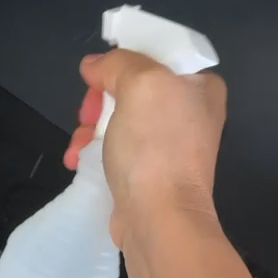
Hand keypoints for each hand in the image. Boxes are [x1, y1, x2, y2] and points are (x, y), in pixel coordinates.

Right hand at [65, 50, 228, 246]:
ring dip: (90, 132)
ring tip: (77, 149)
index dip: (122, 64)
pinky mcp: (148, 178)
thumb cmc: (156, 148)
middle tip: (86, 117)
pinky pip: (115, 154)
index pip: (157, 58)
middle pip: (132, 92)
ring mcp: (168, 150)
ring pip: (118, 124)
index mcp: (200, 86)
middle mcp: (189, 115)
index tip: (98, 80)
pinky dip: (94, 155)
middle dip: (99, 104)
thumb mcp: (140, 85)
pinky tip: (77, 163)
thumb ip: (118, 64)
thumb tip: (94, 64)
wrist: (158, 219)